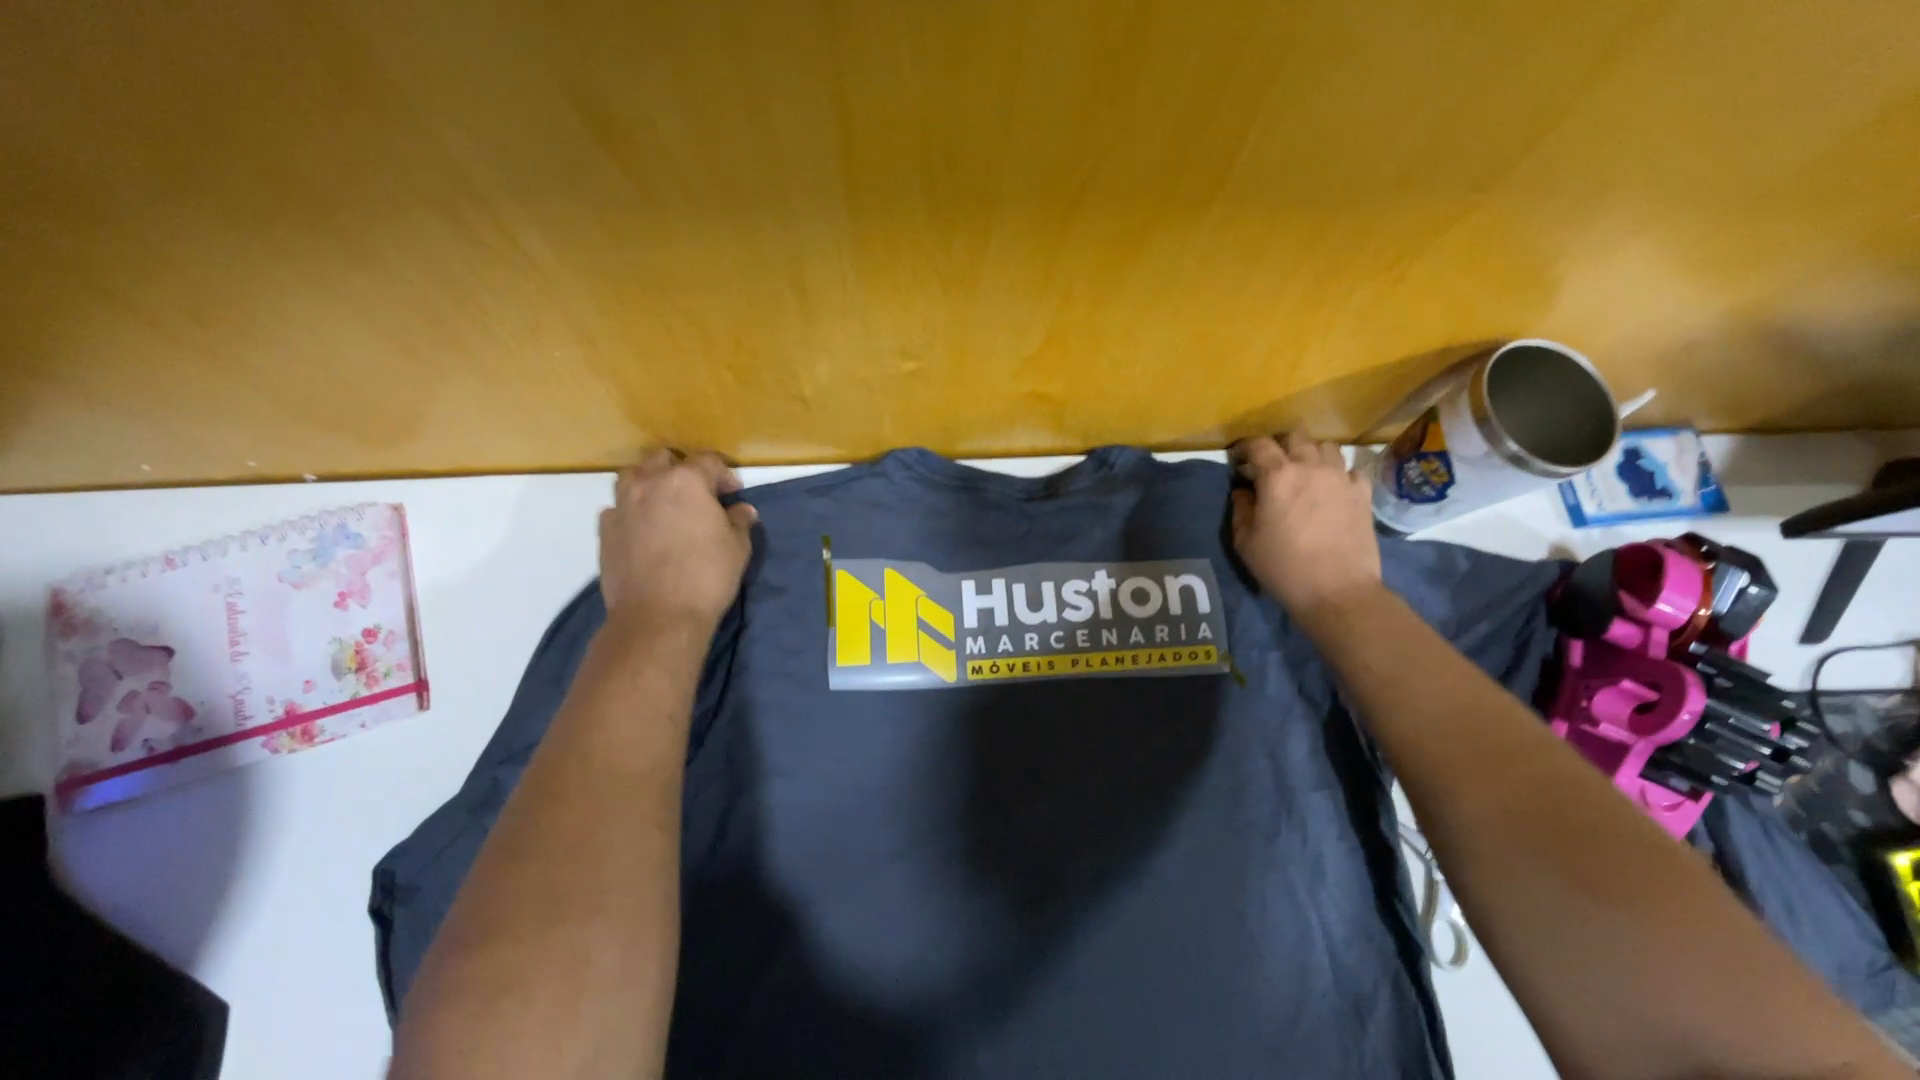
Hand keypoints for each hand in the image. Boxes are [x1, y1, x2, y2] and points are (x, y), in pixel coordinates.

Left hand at [599, 449, 757, 632]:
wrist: (658, 616)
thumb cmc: (707, 576)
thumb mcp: (738, 547)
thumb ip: (739, 521)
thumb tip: (741, 510)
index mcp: (686, 480)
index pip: (709, 461)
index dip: (724, 475)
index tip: (733, 494)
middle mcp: (649, 483)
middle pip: (664, 460)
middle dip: (682, 471)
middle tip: (697, 495)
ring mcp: (622, 505)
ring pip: (634, 477)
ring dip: (651, 484)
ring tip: (665, 506)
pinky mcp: (605, 530)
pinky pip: (618, 508)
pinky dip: (631, 512)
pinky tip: (643, 530)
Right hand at [1229, 434, 1382, 627]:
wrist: (1337, 591)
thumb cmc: (1284, 568)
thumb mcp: (1246, 543)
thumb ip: (1241, 510)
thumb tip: (1244, 491)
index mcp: (1277, 477)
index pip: (1259, 445)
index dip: (1246, 447)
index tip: (1239, 458)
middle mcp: (1311, 467)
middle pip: (1296, 437)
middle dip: (1280, 445)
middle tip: (1271, 464)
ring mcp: (1341, 478)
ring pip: (1326, 447)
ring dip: (1311, 453)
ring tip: (1304, 472)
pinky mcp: (1362, 493)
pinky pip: (1350, 469)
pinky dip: (1339, 473)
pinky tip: (1332, 488)